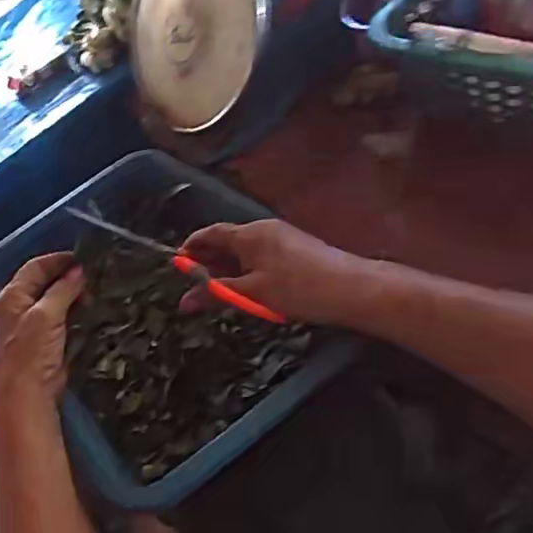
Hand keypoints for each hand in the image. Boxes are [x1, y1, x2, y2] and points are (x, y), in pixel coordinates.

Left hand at [0, 252, 85, 405]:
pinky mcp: (45, 341)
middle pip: (44, 283)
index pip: (35, 267)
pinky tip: (92, 310)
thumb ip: (62, 290)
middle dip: (68, 277)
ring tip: (96, 291)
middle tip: (94, 275)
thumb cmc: (32, 351)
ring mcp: (31, 325)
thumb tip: (78, 271)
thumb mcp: (46, 315)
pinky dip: (75, 312)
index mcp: (12, 296)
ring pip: (55, 300)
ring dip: (73, 295)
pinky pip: (61, 318)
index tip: (84, 258)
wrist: (28, 394)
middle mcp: (19, 307)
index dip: (58, 260)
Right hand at [177, 220, 382, 325]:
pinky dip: (247, 271)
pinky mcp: (296, 251)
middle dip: (208, 262)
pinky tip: (248, 291)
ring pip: (244, 252)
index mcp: (248, 234)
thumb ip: (215, 293)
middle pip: (226, 242)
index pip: (209, 234)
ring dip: (228, 269)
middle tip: (194, 285)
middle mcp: (263, 230)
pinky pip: (261, 257)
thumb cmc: (298, 288)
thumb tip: (183, 301)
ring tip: (219, 292)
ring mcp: (282, 238)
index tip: (177, 266)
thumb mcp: (251, 294)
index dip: (190, 249)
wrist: (356, 291)